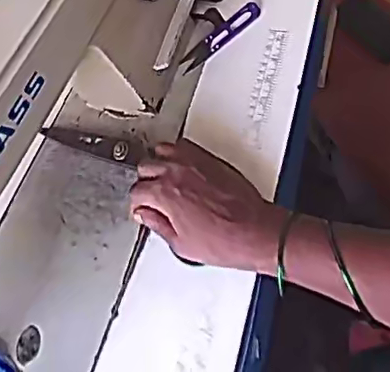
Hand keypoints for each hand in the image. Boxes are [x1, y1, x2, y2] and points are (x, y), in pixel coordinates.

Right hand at [129, 140, 287, 271]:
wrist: (252, 230)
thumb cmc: (224, 239)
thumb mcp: (181, 244)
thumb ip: (158, 225)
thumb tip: (147, 216)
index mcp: (165, 194)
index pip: (137, 191)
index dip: (137, 204)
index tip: (142, 210)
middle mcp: (176, 171)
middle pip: (145, 166)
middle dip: (145, 183)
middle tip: (152, 196)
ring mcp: (192, 160)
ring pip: (161, 150)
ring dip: (159, 164)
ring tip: (164, 179)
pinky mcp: (206, 156)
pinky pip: (182, 145)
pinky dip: (177, 154)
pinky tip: (180, 167)